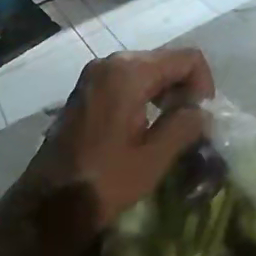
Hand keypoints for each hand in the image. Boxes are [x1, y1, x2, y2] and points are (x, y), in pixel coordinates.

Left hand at [23, 49, 214, 227]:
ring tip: (170, 128)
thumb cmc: (106, 179)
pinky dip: (142, 95)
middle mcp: (109, 63)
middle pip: (163, 60)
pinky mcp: (84, 90)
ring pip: (144, 70)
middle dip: (183, 88)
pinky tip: (144, 126)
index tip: (202, 118)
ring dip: (163, 93)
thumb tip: (201, 111)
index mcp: (128, 72)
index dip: (204, 84)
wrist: (52, 198)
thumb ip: (184, 126)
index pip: (186, 58)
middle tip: (189, 126)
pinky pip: (123, 81)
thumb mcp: (154, 157)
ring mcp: (92, 75)